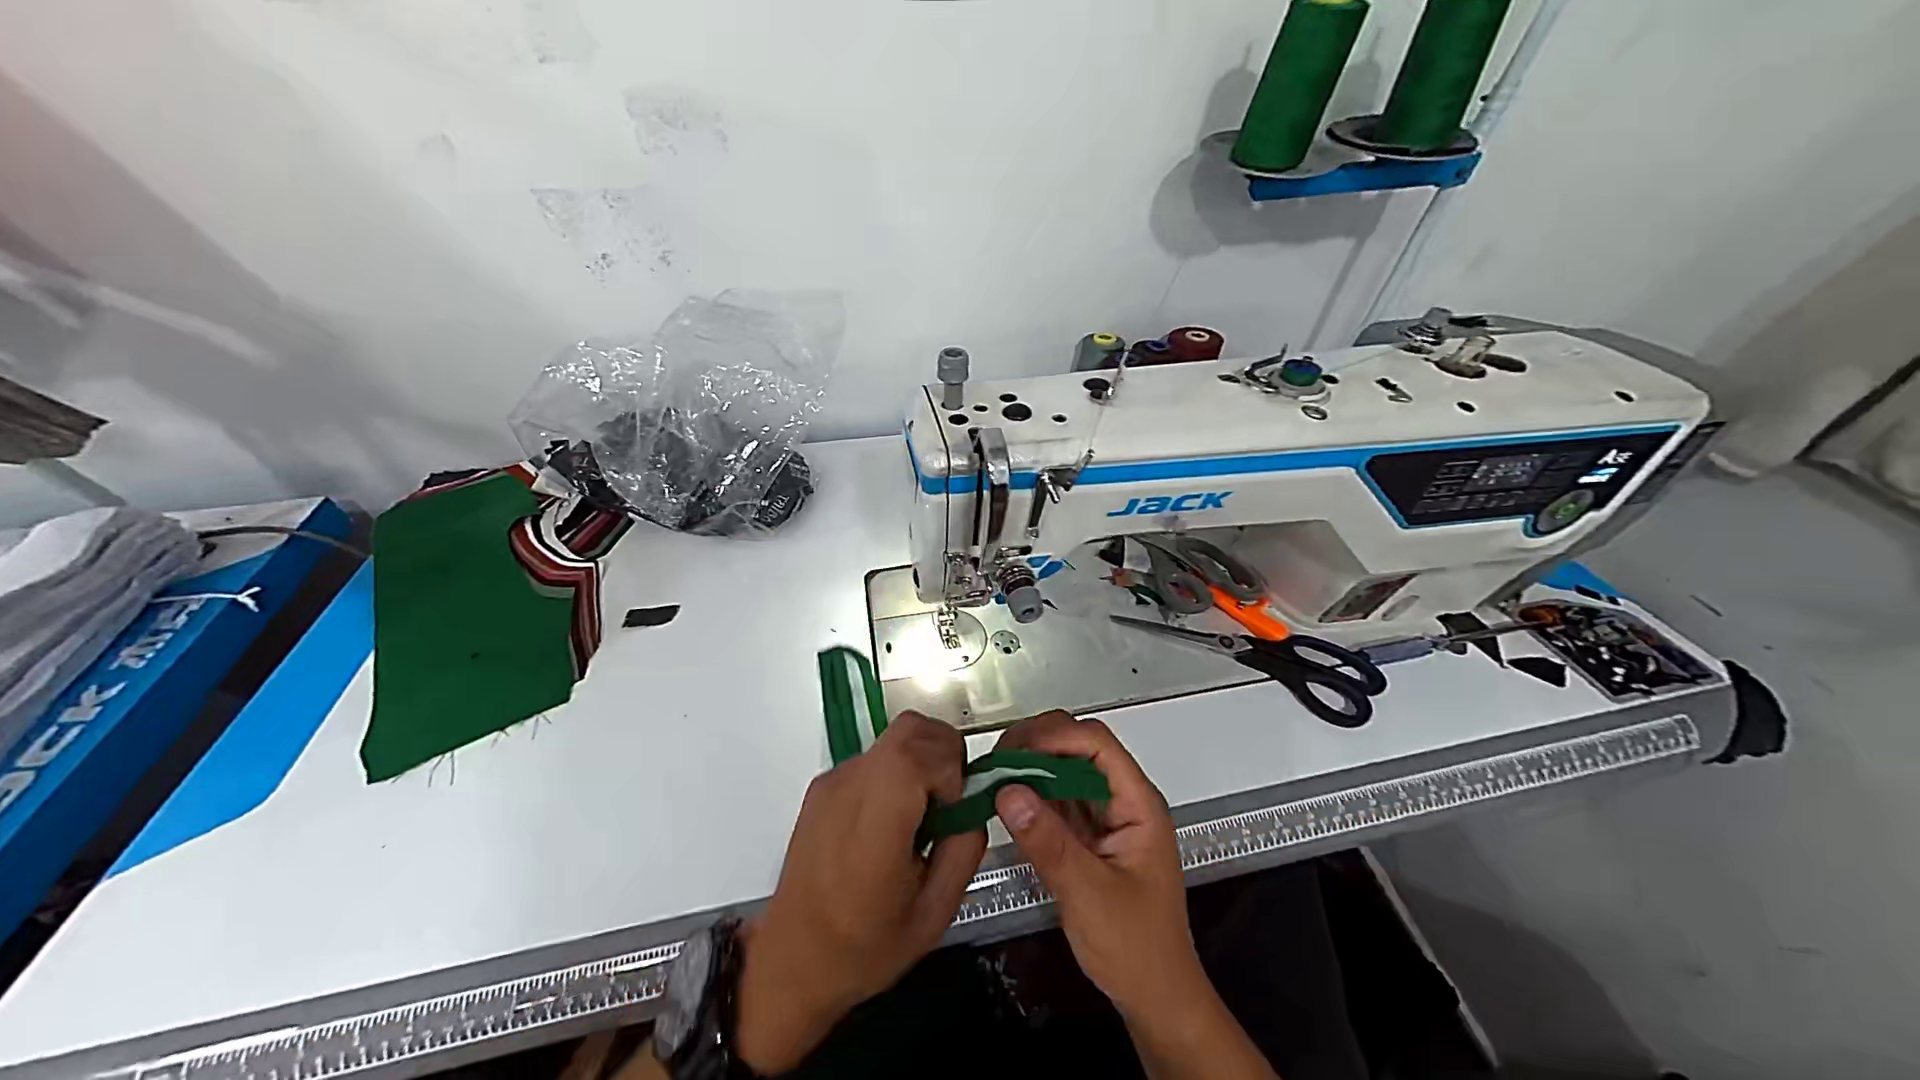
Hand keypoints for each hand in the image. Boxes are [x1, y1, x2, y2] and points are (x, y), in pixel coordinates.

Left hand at [735, 712, 986, 1073]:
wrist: (792, 961)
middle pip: (911, 729)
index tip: (952, 813)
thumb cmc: (863, 948)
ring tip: (919, 817)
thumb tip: (976, 804)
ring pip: (895, 738)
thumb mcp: (935, 912)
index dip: (952, 771)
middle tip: (947, 806)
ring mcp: (832, 781)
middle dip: (944, 755)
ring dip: (922, 762)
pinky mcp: (824, 784)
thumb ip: (965, 848)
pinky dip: (897, 772)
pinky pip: (875, 757)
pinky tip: (892, 821)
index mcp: (875, 825)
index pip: (922, 751)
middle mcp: (848, 789)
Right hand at [992, 711, 1205, 1018]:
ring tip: (992, 775)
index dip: (1055, 737)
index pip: (1097, 744)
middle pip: (1080, 748)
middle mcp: (1122, 801)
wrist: (1155, 999)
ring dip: (1030, 768)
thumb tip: (1007, 792)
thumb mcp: (1089, 894)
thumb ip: (1048, 841)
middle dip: (1038, 745)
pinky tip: (1005, 800)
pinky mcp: (1086, 837)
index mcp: (1138, 804)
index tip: (1014, 750)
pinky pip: (1056, 800)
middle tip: (996, 760)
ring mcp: (1104, 818)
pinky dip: (1030, 795)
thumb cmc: (1136, 949)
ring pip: (1065, 771)